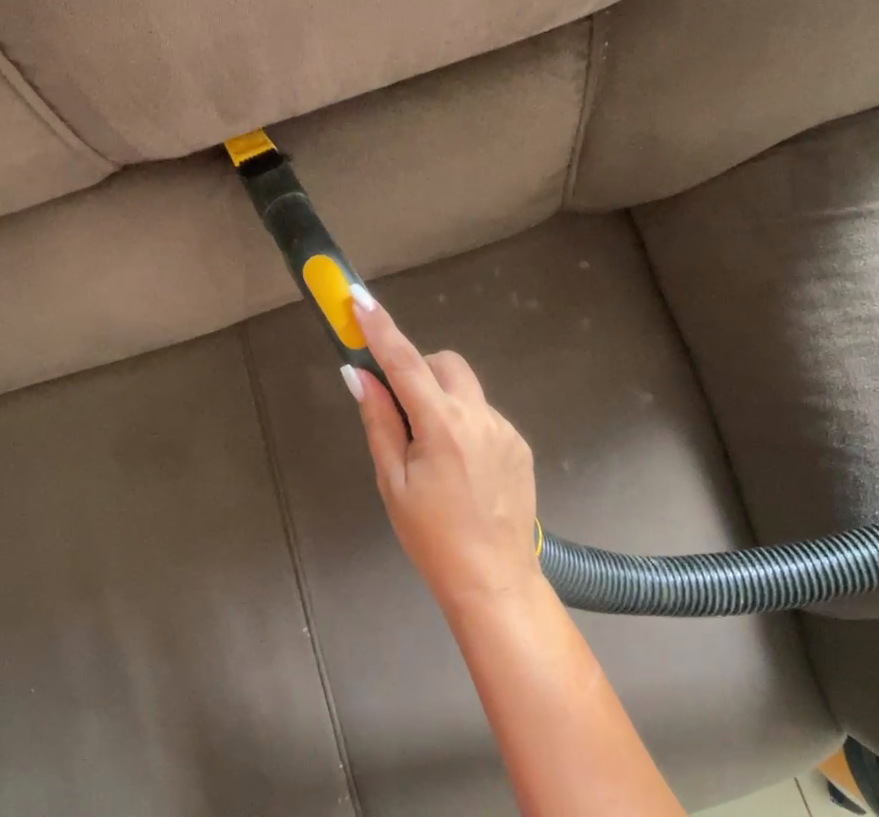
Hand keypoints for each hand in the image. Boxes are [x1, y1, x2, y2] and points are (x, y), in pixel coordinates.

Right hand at [341, 286, 544, 611]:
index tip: (359, 299)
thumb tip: (359, 376)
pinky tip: (459, 469)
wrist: (493, 579)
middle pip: (444, 363)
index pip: (404, 361)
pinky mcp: (519, 445)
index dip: (379, 328)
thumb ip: (378, 421)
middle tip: (399, 407)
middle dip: (418, 369)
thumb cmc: (431, 536)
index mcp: (442, 425)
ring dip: (441, 401)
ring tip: (431, 455)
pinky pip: (484, 416)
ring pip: (465, 391)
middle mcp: (479, 416)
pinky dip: (463, 424)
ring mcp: (505, 429)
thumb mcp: (391, 481)